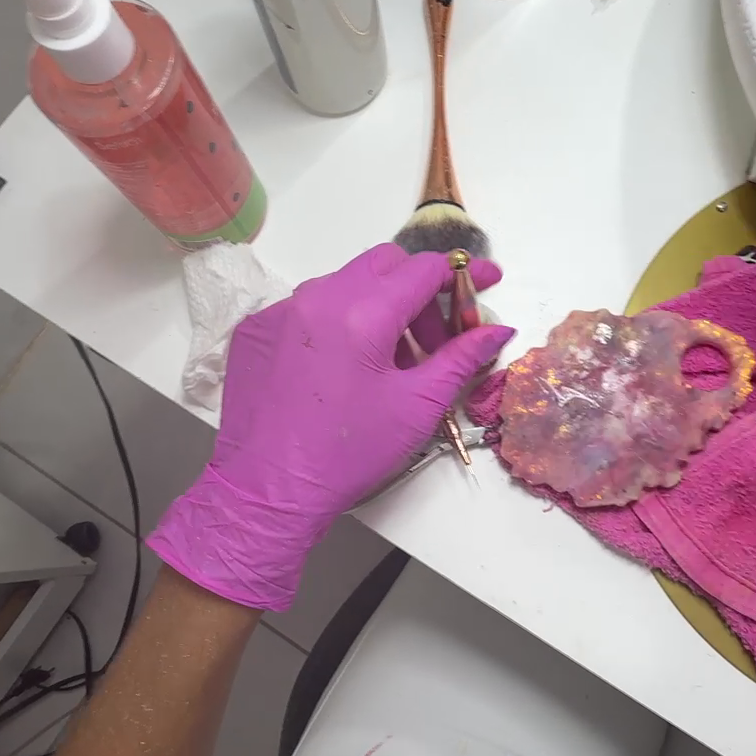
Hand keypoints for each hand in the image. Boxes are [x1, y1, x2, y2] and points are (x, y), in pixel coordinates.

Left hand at [149, 244, 515, 610]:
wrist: (267, 491)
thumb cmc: (349, 453)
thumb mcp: (417, 406)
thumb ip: (461, 359)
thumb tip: (498, 329)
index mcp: (363, 314)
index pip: (424, 269)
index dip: (463, 272)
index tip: (488, 280)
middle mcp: (318, 297)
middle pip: (385, 265)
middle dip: (420, 290)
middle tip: (435, 338)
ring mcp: (281, 309)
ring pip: (346, 282)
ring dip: (380, 306)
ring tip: (390, 360)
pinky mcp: (257, 328)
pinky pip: (310, 306)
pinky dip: (340, 322)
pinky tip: (344, 368)